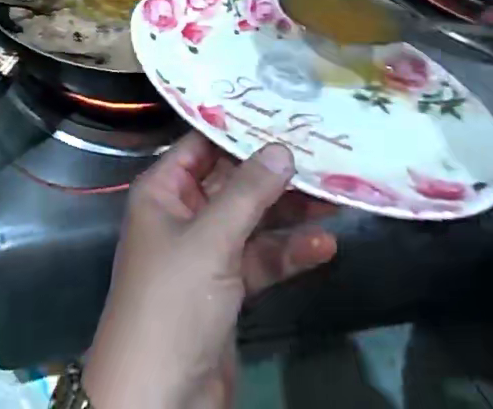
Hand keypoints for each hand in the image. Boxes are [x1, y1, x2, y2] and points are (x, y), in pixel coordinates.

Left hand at [82, 136, 336, 408]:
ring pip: (253, 220)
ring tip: (333, 198)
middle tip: (322, 153)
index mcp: (163, 190)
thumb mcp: (211, 240)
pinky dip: (289, 253)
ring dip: (289, 213)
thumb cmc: (173, 301)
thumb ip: (249, 192)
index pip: (203, 144)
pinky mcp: (227, 287)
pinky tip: (325, 247)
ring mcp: (207, 251)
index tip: (284, 111)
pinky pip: (261, 258)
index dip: (241, 129)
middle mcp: (184, 213)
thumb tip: (282, 147)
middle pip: (234, 181)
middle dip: (275, 173)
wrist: (159, 399)